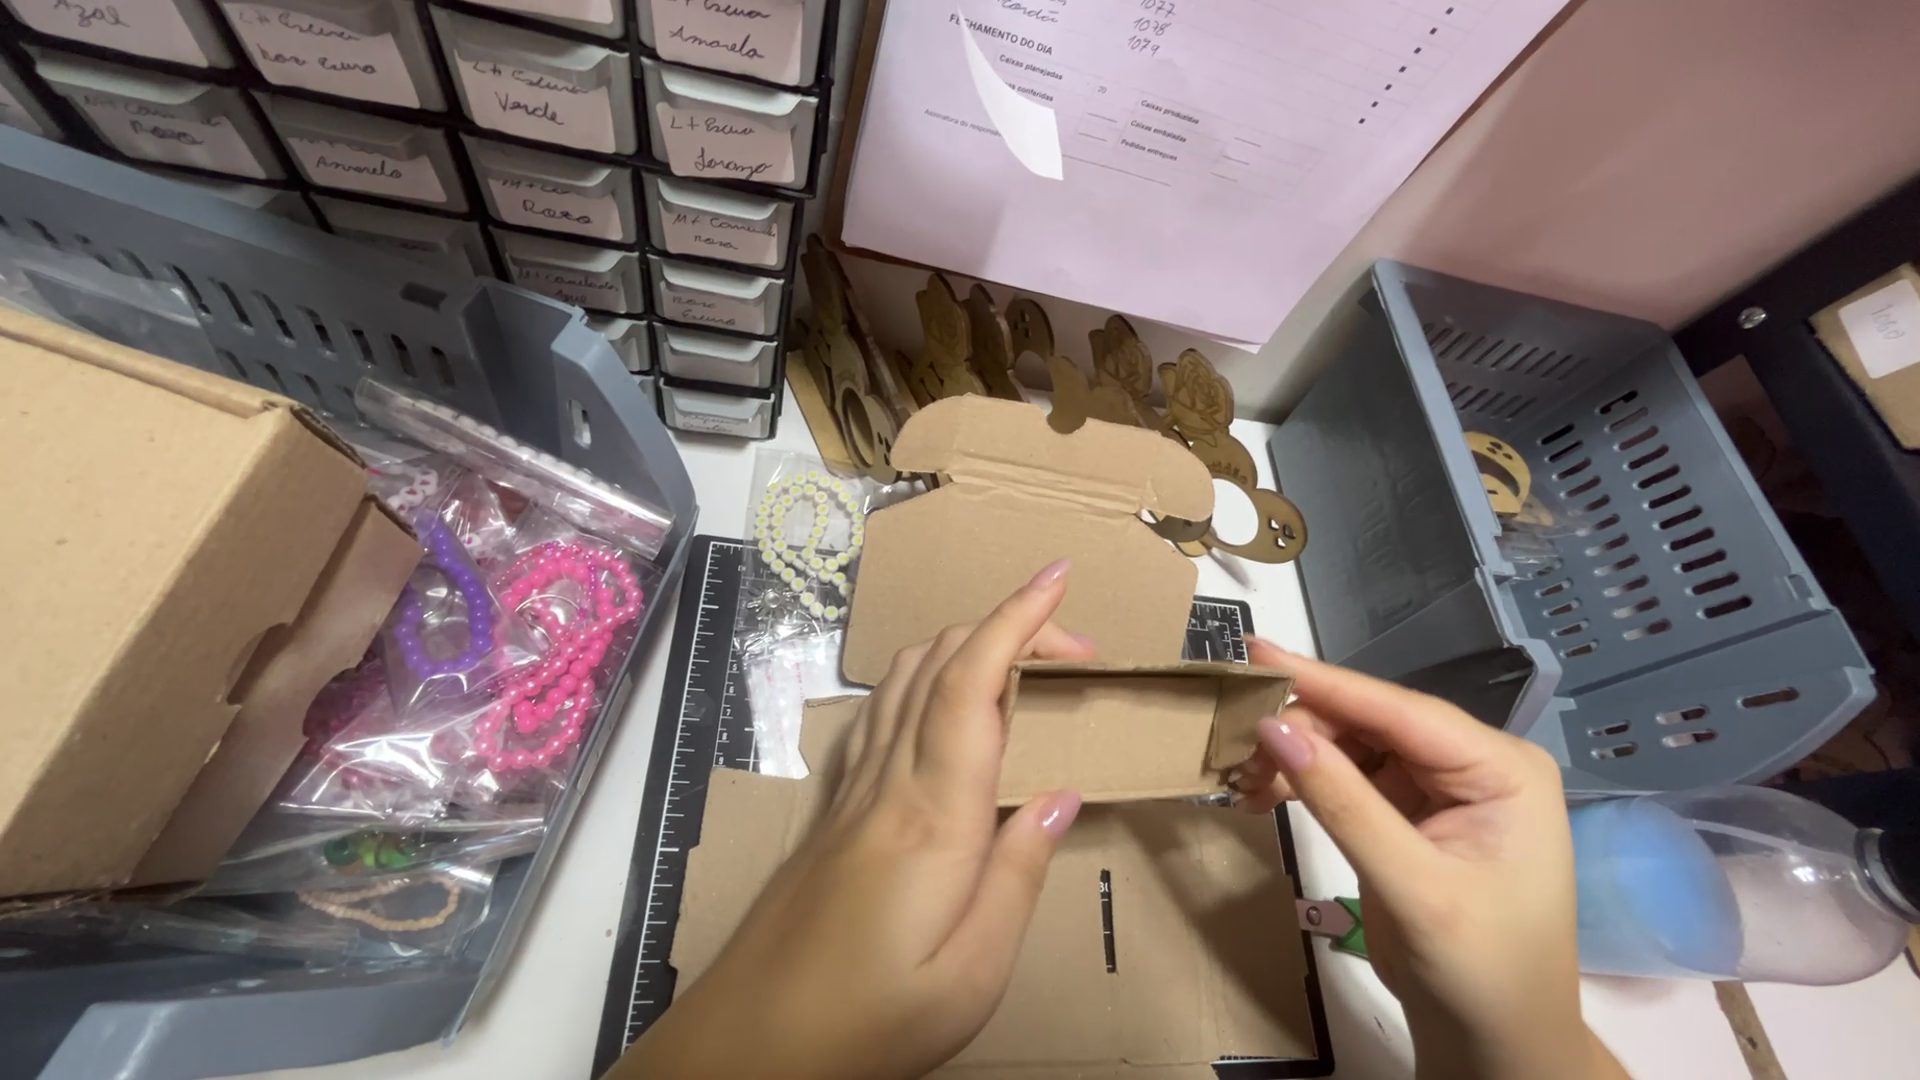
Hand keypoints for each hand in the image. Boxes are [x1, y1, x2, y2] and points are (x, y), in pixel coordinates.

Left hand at [618, 561, 1091, 1079]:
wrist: (750, 1042)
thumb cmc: (867, 1019)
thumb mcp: (971, 974)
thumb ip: (1018, 875)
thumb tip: (1059, 794)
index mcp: (933, 814)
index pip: (973, 684)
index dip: (1016, 619)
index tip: (1057, 578)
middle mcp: (891, 778)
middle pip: (940, 660)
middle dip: (1008, 624)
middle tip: (1074, 647)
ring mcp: (857, 784)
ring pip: (906, 674)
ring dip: (966, 641)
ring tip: (1022, 658)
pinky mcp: (840, 800)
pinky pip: (885, 708)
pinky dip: (929, 675)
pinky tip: (949, 702)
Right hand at [1231, 640, 1627, 1079]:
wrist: (1493, 1044)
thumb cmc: (1478, 972)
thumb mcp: (1411, 885)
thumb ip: (1342, 801)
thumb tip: (1272, 727)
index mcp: (1500, 769)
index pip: (1397, 710)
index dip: (1323, 681)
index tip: (1255, 653)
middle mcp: (1469, 763)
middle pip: (1366, 722)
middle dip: (1299, 729)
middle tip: (1235, 746)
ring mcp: (1435, 784)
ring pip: (1346, 743)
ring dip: (1292, 755)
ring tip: (1243, 780)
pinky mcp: (1404, 808)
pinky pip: (1341, 774)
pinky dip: (1299, 780)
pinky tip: (1262, 794)